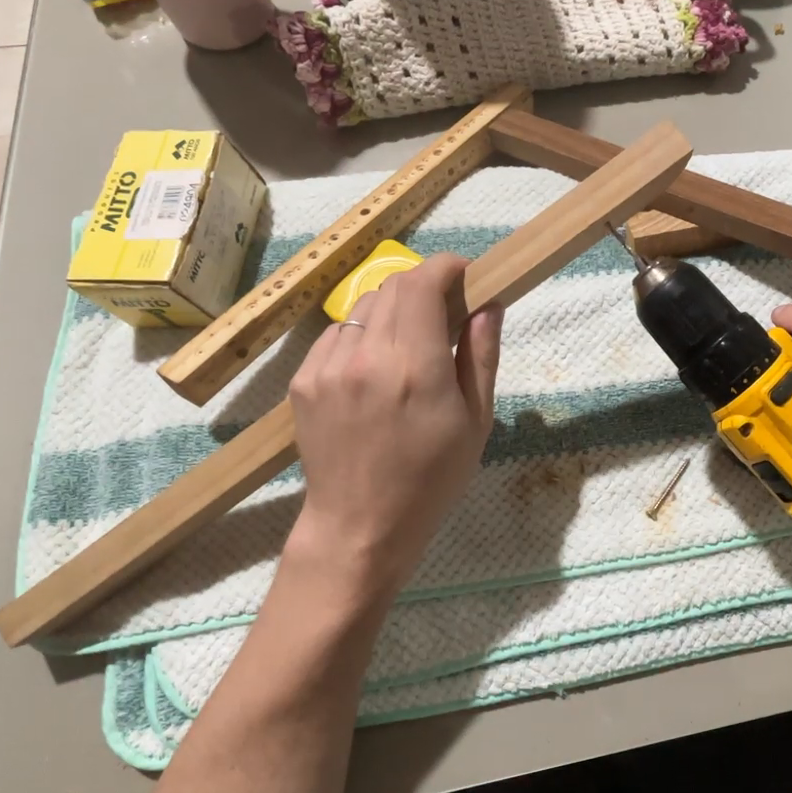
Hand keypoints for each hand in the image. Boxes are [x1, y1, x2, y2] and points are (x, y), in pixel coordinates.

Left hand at [286, 253, 502, 598]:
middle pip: (393, 285)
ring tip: (410, 345)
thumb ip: (481, 355)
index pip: (423, 282)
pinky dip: (364, 336)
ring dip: (394, 310)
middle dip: (425, 285)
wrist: (361, 524)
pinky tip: (376, 370)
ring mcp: (327, 366)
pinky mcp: (303, 379)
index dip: (447, 267)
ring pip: (364, 307)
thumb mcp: (476, 421)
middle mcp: (366, 356)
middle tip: (446, 311)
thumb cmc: (433, 478)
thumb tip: (488, 304)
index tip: (466, 275)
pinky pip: (339, 335)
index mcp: (415, 367)